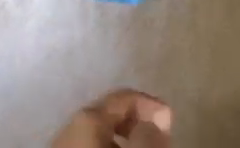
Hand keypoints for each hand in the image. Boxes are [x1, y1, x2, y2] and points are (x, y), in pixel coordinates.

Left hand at [49, 89, 172, 147]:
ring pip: (98, 140)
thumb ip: (150, 136)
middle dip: (136, 127)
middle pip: (110, 118)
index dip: (152, 106)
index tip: (170, 125)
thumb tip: (156, 121)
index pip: (125, 97)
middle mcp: (69, 129)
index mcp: (88, 118)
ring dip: (122, 146)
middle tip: (157, 142)